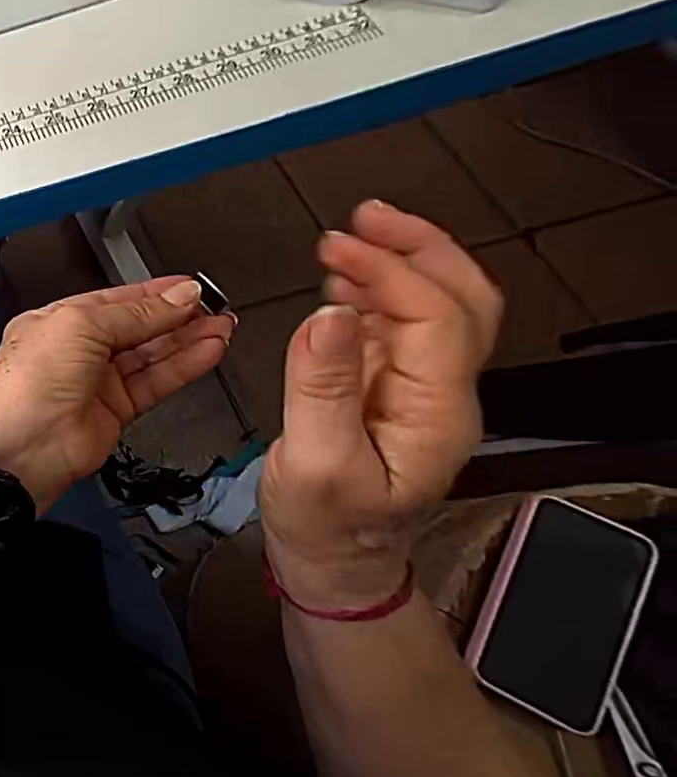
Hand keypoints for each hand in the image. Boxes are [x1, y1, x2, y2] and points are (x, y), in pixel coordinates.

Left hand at [0, 276, 234, 507]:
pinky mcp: (113, 410)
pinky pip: (155, 382)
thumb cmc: (25, 386)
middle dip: (175, 315)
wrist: (20, 446)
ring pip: (150, 355)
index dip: (151, 293)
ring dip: (187, 339)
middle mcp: (73, 352)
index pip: (111, 301)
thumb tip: (176, 297)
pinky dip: (184, 366)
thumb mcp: (79, 327)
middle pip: (134, 327)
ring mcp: (93, 382)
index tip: (190, 285)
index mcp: (53, 324)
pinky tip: (209, 350)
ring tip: (223, 323)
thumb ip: (134, 313)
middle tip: (214, 303)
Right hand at [259, 201, 502, 608]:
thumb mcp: (315, 460)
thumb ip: (320, 388)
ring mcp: (416, 394)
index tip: (336, 246)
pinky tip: (345, 287)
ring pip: (434, 312)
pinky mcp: (385, 397)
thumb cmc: (325, 521)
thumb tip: (324, 316)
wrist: (334, 559)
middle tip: (366, 217)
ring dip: (401, 266)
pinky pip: (396, 334)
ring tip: (352, 239)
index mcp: (434, 409)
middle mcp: (440, 393)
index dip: (390, 273)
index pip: (432, 318)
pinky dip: (374, 298)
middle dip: (420, 250)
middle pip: (460, 302)